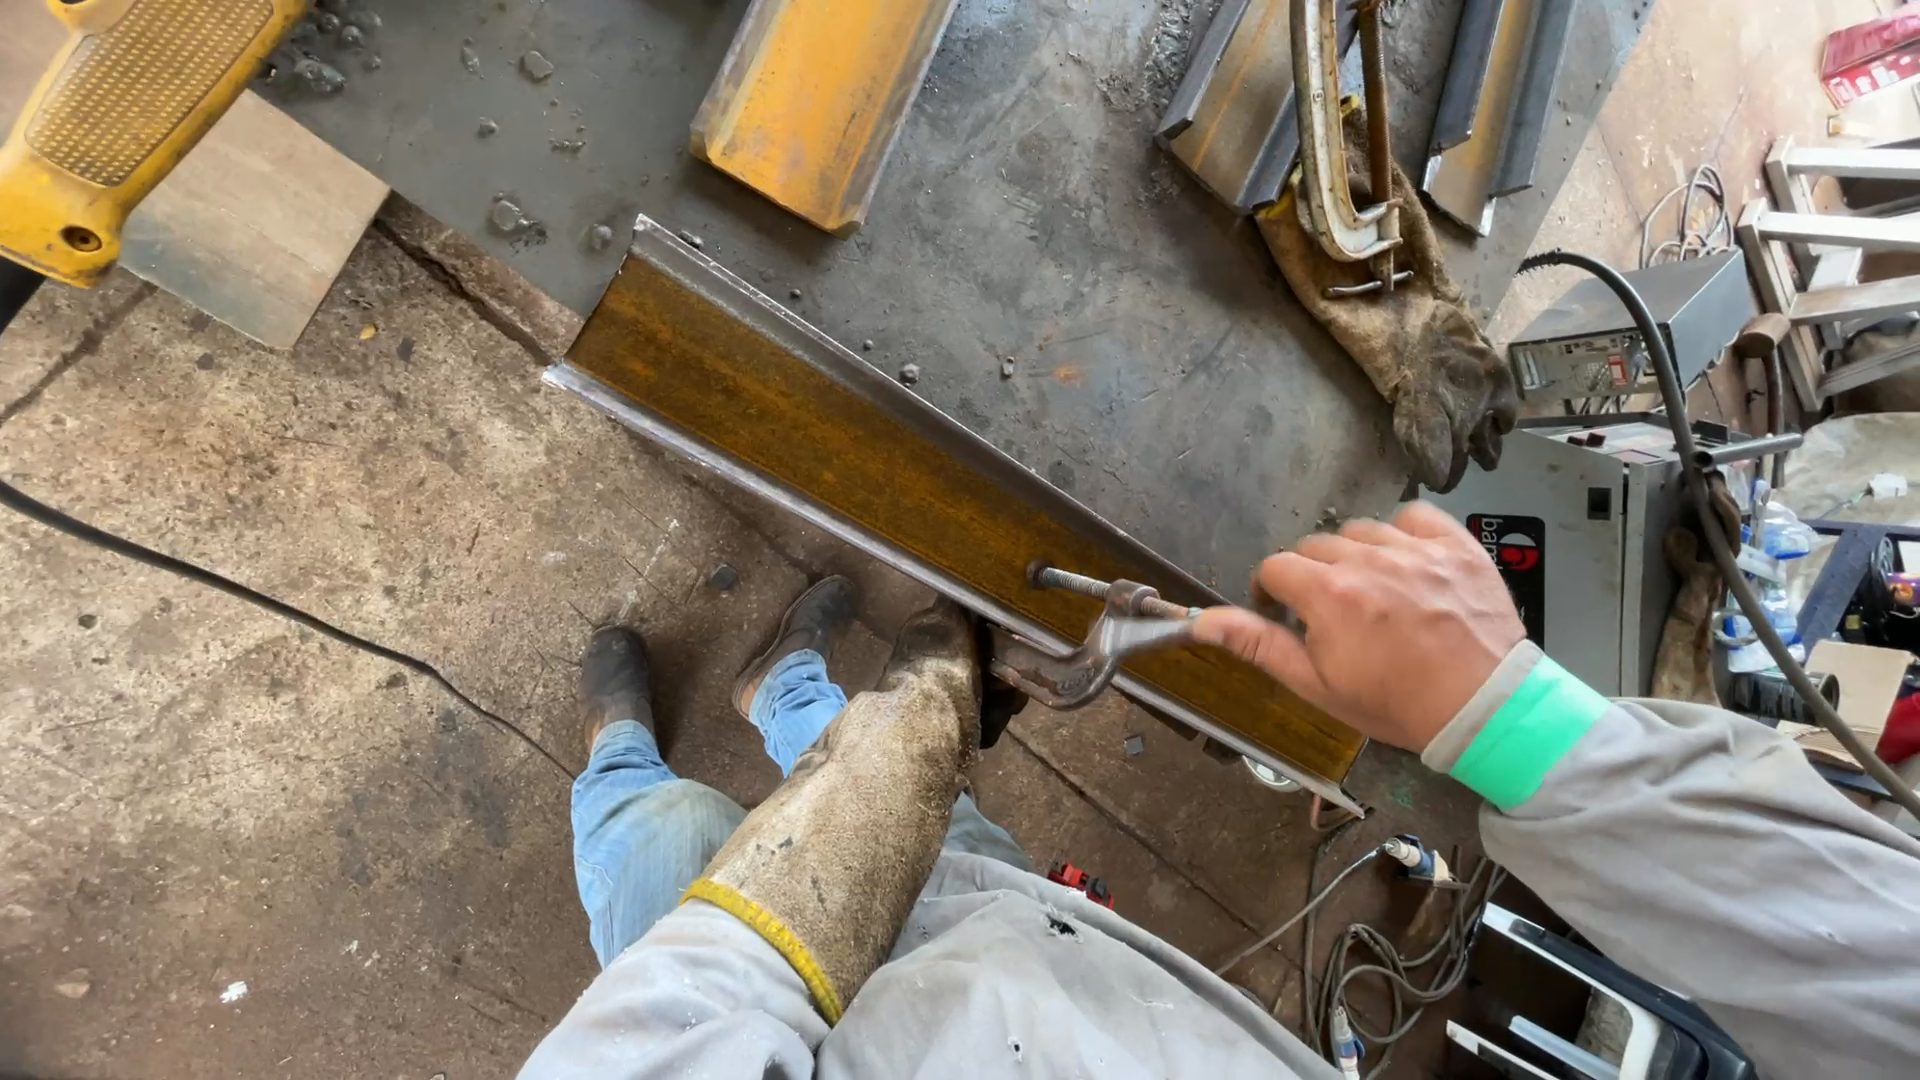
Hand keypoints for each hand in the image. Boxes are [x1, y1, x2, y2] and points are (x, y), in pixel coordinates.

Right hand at [1193, 502, 1524, 752]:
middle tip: (1329, 610)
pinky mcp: (1457, 547)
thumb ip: (1257, 644)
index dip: (1271, 591)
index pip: (1274, 567)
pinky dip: (1402, 532)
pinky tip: (1404, 559)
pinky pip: (1414, 516)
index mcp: (1328, 593)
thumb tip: (1201, 621)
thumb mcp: (1314, 683)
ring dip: (1352, 554)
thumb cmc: (1394, 702)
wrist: (1486, 711)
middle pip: (1313, 546)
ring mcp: (1415, 549)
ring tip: (1369, 587)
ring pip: (1359, 530)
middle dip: (1310, 575)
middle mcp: (1367, 560)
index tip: (1284, 614)